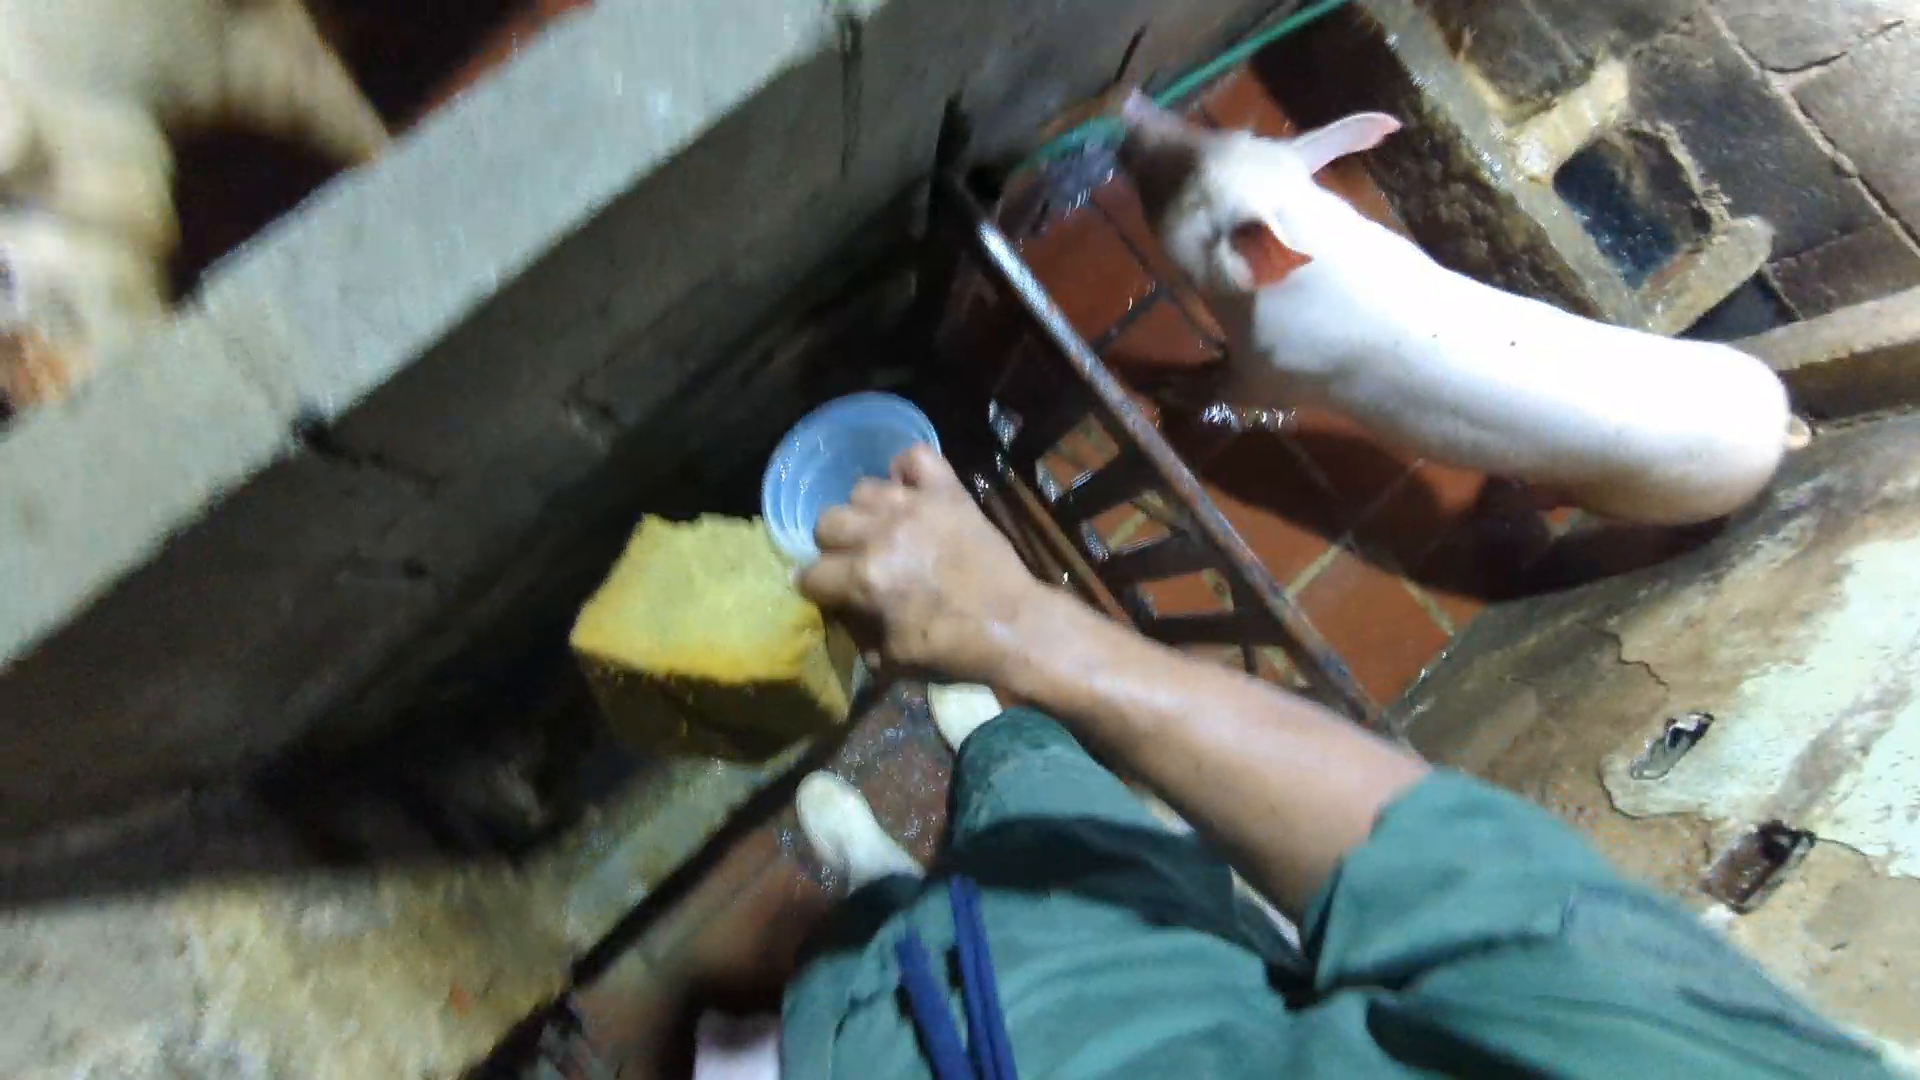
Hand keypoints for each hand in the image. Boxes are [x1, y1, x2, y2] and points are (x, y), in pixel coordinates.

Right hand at [797, 444, 1049, 683]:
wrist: (1014, 625)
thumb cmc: (953, 650)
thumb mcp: (890, 659)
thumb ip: (855, 633)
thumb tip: (839, 612)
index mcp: (865, 578)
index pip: (811, 574)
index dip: (817, 588)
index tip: (831, 594)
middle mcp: (882, 535)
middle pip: (827, 522)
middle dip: (835, 547)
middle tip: (858, 561)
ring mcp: (916, 506)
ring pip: (863, 490)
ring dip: (868, 513)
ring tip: (887, 530)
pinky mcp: (948, 492)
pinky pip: (915, 457)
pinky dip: (907, 470)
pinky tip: (911, 493)